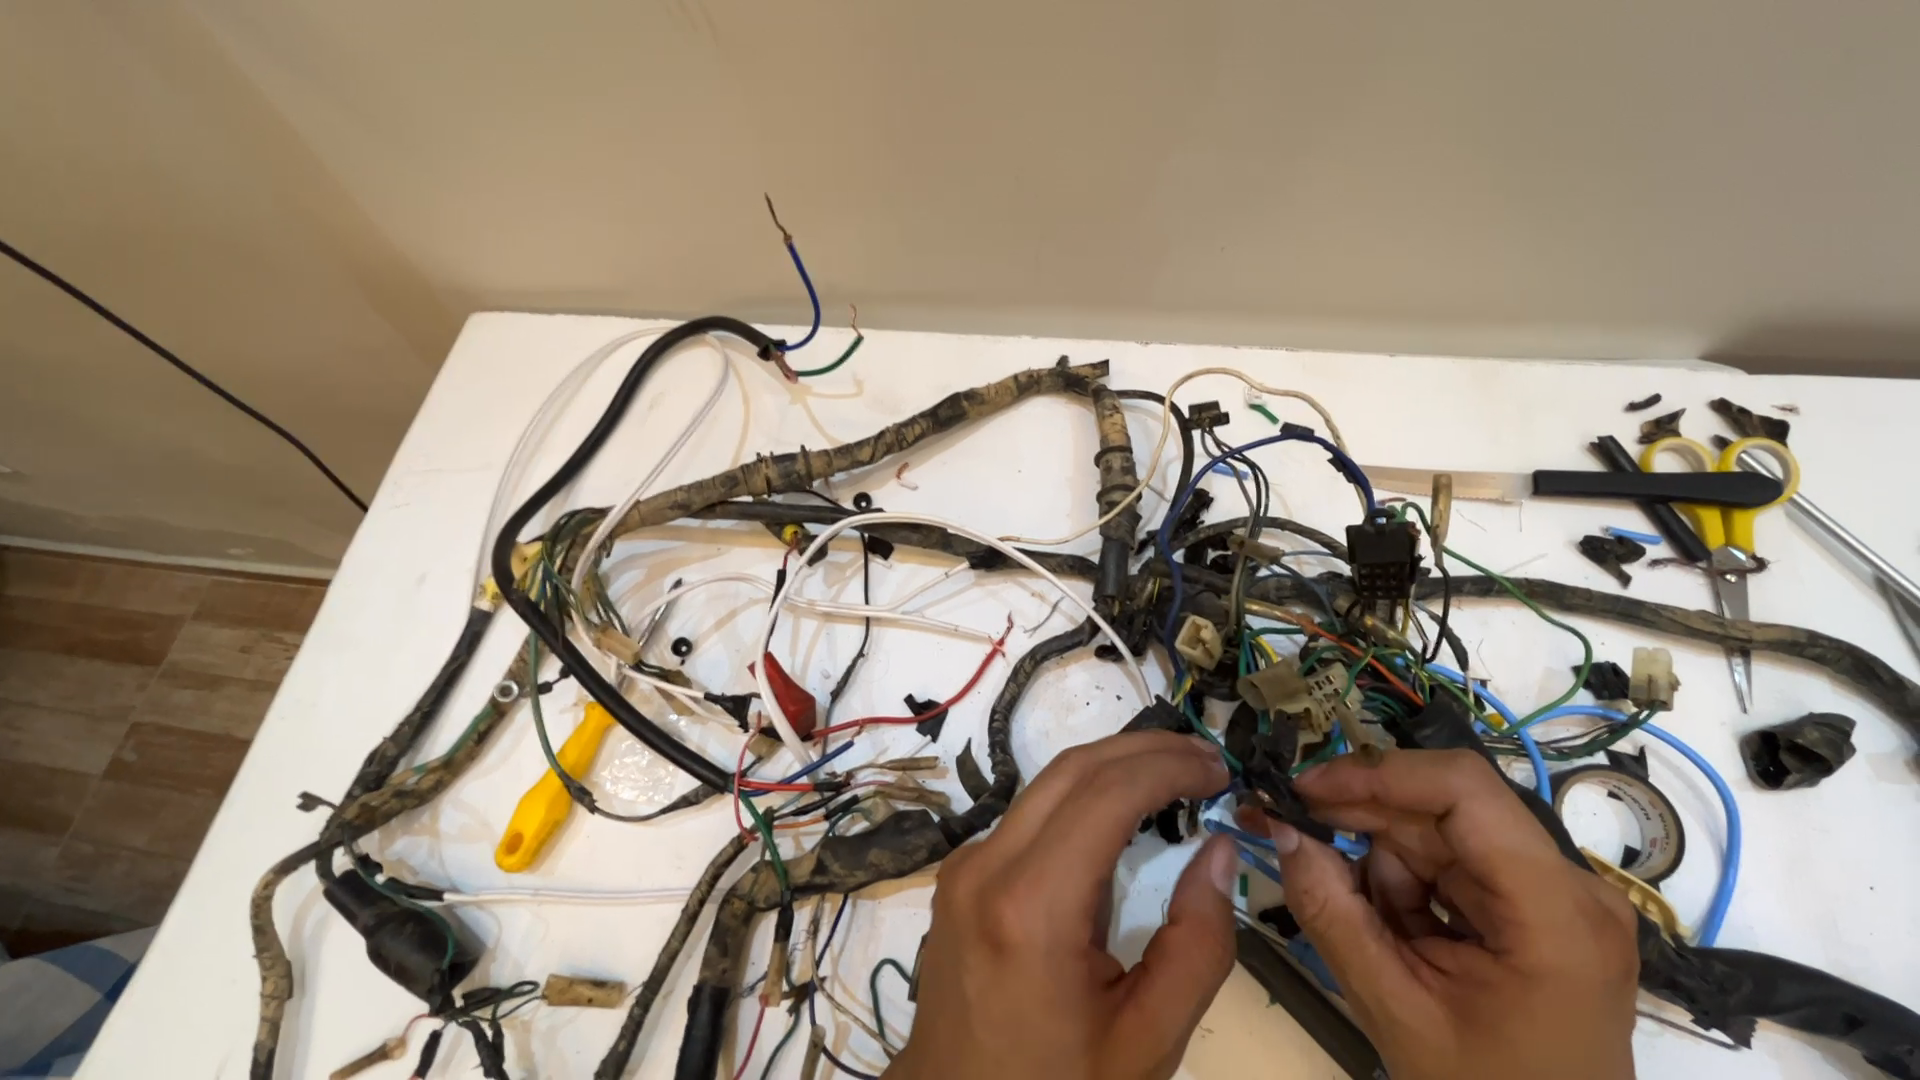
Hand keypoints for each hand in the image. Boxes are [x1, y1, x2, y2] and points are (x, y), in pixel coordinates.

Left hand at [886, 731, 1238, 1079]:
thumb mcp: (1149, 1038)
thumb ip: (1198, 944)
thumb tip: (1217, 849)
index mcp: (1032, 906)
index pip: (1105, 794)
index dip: (1167, 767)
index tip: (1219, 769)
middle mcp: (986, 865)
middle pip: (1071, 770)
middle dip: (1144, 750)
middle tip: (1205, 759)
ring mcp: (964, 864)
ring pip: (1046, 784)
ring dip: (1112, 767)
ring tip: (1175, 775)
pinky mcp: (960, 872)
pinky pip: (1027, 815)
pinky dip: (1081, 798)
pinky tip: (1122, 814)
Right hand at [1248, 748, 1639, 1079]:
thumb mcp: (1393, 1008)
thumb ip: (1331, 911)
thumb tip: (1280, 827)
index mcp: (1554, 914)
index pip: (1465, 791)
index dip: (1379, 773)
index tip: (1305, 788)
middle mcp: (1570, 885)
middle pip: (1444, 809)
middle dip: (1362, 817)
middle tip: (1285, 824)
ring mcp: (1557, 893)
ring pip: (1438, 831)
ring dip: (1381, 861)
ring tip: (1367, 924)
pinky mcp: (1539, 903)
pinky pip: (1451, 860)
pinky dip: (1404, 881)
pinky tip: (1394, 927)